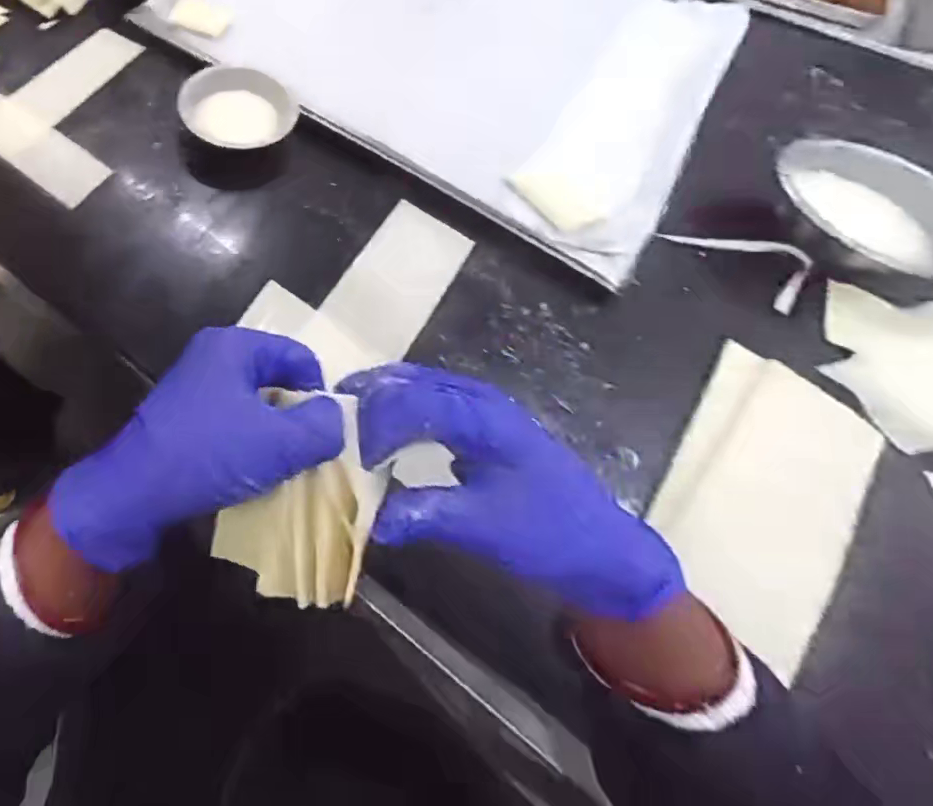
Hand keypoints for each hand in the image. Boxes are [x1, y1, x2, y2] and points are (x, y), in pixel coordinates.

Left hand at [49, 327, 344, 571]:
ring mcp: (194, 387)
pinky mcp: (184, 417)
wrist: (134, 490)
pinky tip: (253, 472)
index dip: (321, 393)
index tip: (328, 433)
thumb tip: (336, 417)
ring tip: (286, 467)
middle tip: (311, 452)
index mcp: (233, 345)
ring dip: (274, 434)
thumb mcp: (278, 442)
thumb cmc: (208, 454)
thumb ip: (322, 426)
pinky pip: (231, 421)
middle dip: (298, 415)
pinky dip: (249, 443)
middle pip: (276, 378)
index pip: (299, 356)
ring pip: (254, 404)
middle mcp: (211, 357)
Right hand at [340, 364, 682, 620]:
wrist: (604, 550)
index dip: (372, 424)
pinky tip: (376, 426)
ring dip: (376, 397)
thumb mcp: (485, 530)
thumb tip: (365, 518)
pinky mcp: (476, 418)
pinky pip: (423, 396)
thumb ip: (424, 514)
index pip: (412, 402)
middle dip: (365, 400)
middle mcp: (479, 399)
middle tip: (328, 425)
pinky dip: (393, 404)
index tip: (348, 457)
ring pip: (413, 383)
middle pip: (408, 382)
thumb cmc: (550, 536)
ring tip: (342, 420)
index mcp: (485, 419)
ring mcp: (479, 404)